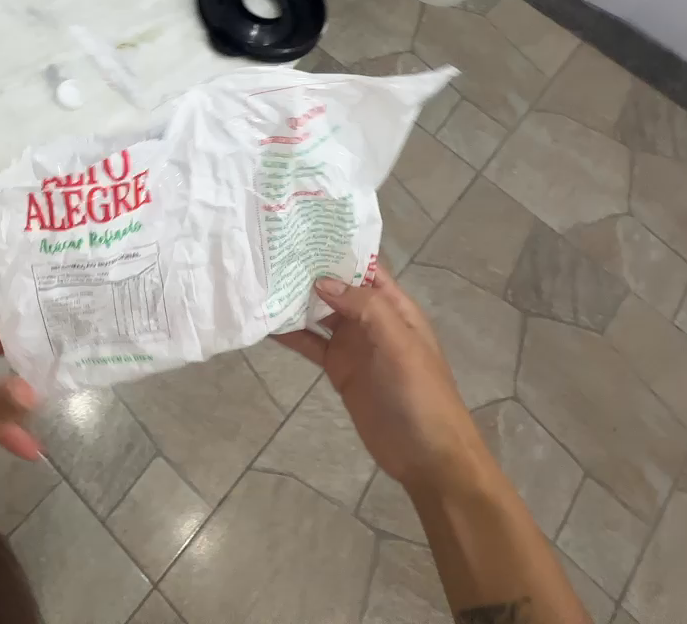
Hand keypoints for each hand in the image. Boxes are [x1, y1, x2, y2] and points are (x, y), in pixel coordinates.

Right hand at [273, 265, 487, 494]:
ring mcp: (352, 343)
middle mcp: (370, 319)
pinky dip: (287, 332)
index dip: (337, 247)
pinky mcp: (337, 367)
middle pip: (335, 285)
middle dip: (307, 268)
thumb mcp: (399, 345)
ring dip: (293, 298)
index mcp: (393, 307)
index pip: (364, 266)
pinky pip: (308, 342)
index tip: (301, 228)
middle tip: (268, 248)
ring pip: (318, 311)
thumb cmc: (421, 395)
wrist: (428, 457)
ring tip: (258, 278)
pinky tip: (263, 320)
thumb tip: (321, 281)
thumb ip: (365, 308)